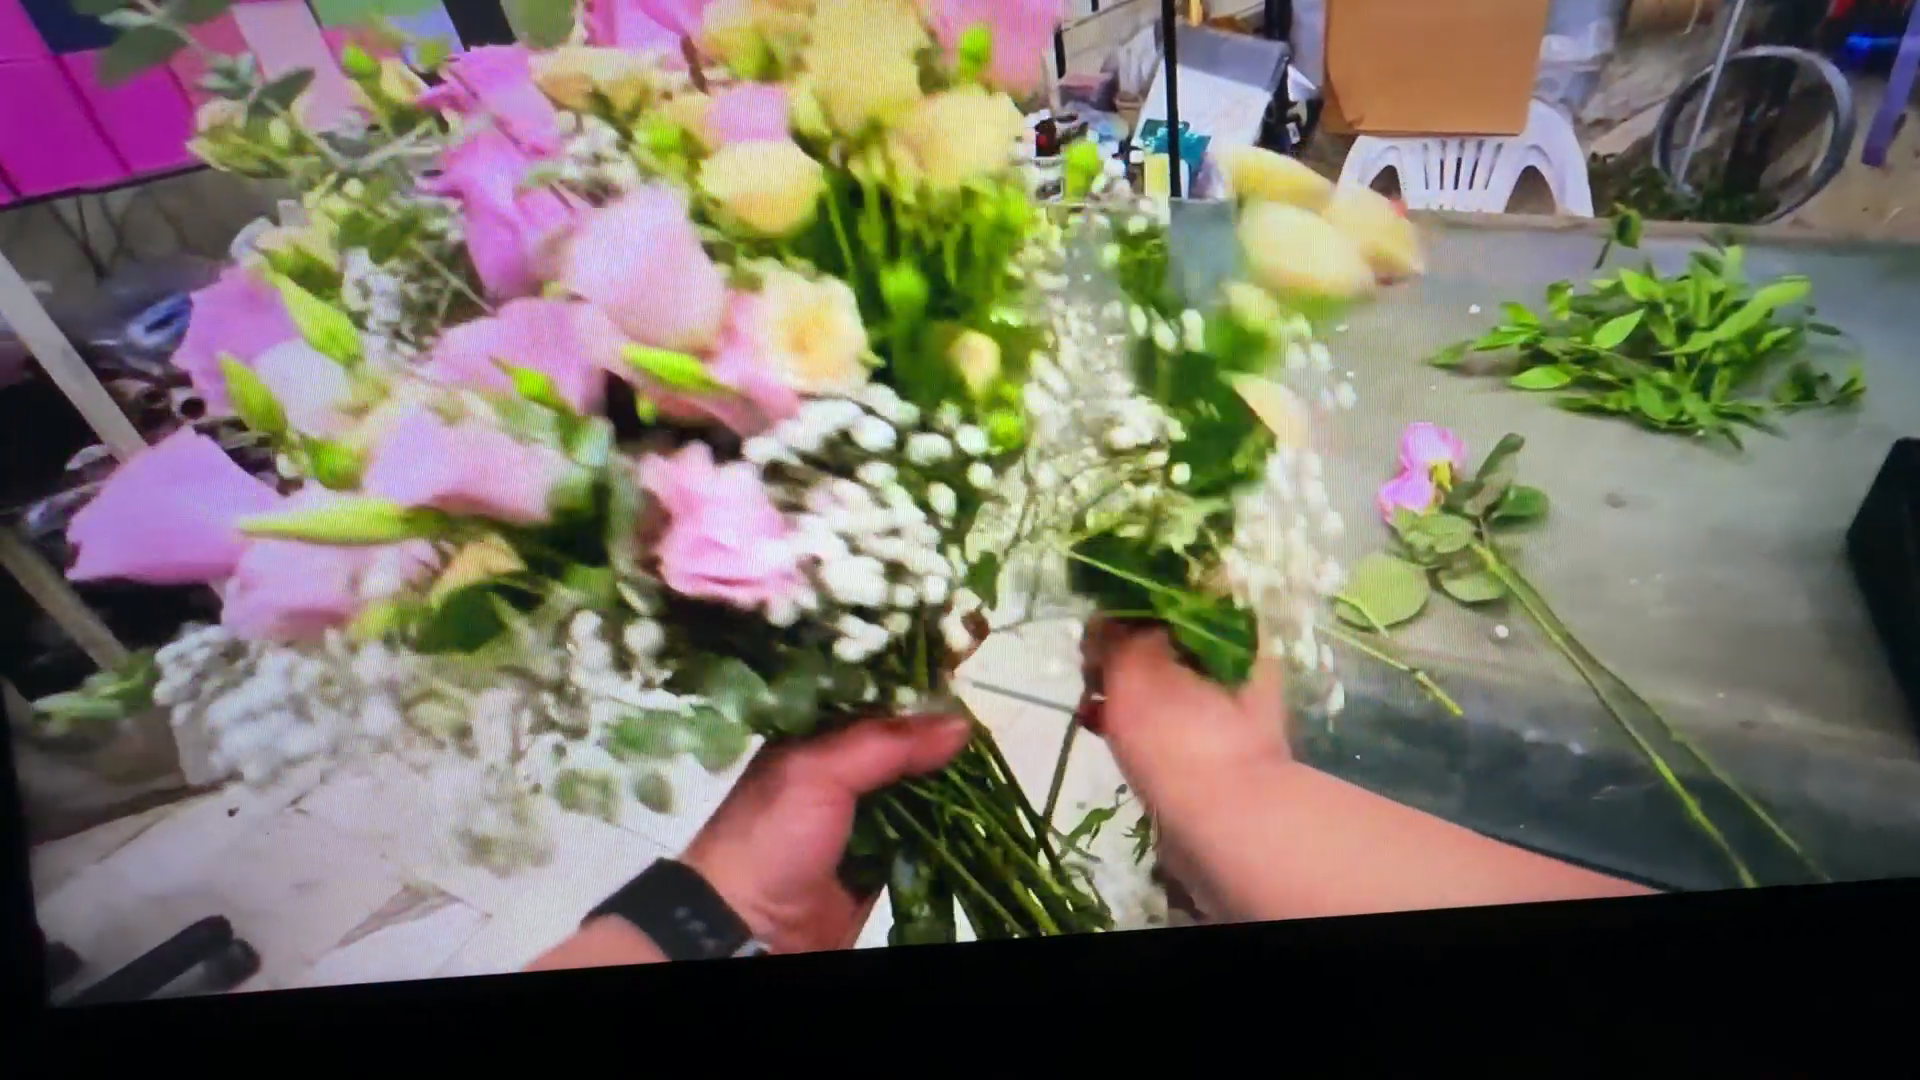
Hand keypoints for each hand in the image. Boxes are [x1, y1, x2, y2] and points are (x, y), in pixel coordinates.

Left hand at [681, 714, 972, 953]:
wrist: (747, 931)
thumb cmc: (773, 836)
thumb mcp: (820, 773)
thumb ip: (888, 744)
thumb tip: (961, 724)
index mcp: (814, 738)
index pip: (871, 703)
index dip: (912, 693)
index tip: (958, 680)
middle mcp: (838, 771)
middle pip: (899, 745)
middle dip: (937, 738)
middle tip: (981, 724)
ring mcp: (859, 816)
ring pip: (914, 788)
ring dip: (946, 781)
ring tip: (987, 761)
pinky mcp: (879, 859)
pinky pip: (921, 834)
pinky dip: (945, 824)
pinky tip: (975, 806)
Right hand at [1078, 620, 1291, 916]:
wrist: (1223, 818)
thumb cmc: (1176, 729)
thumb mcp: (1133, 662)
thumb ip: (1112, 631)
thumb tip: (1102, 619)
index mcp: (1226, 625)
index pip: (1165, 593)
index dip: (1123, 604)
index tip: (1096, 628)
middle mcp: (1232, 655)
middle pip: (1157, 634)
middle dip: (1115, 648)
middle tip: (1091, 671)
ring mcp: (1222, 699)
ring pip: (1155, 674)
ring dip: (1116, 683)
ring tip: (1088, 702)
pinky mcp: (1207, 737)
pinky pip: (1160, 711)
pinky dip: (1128, 713)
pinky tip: (1098, 724)